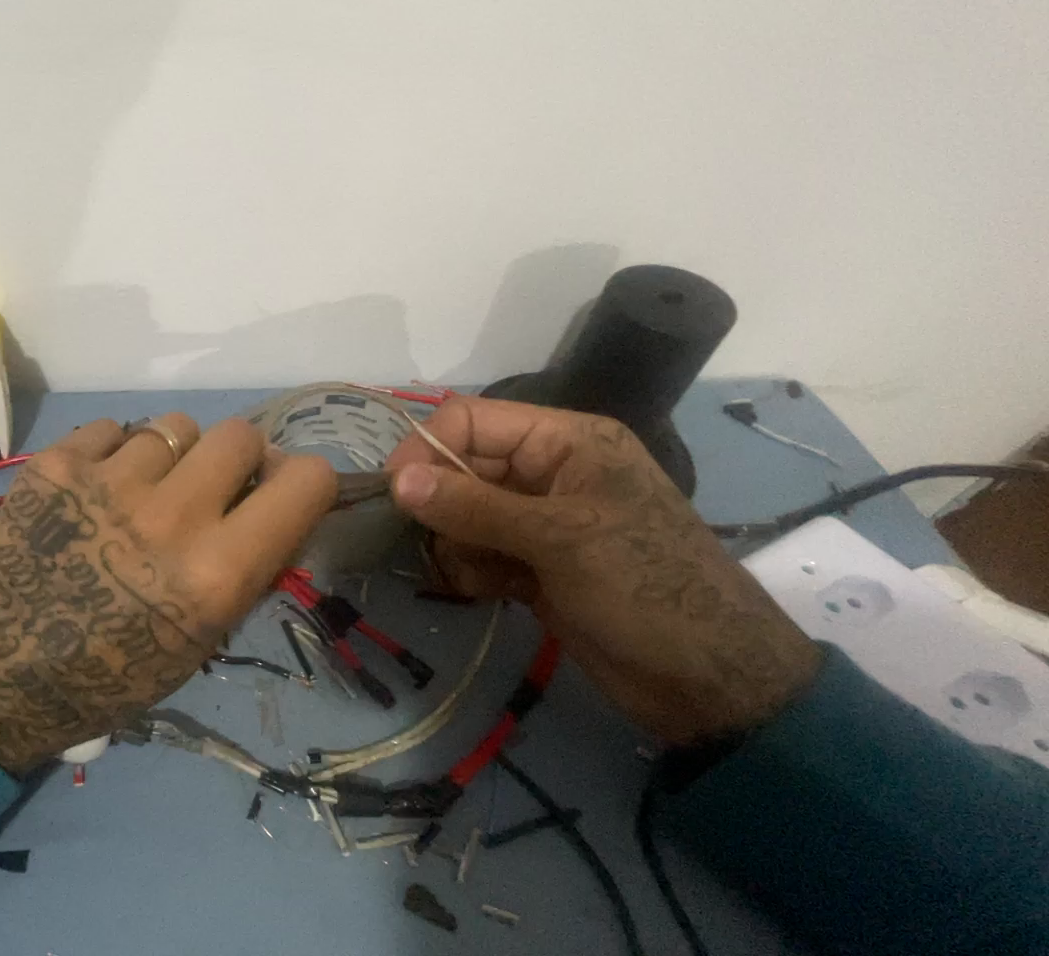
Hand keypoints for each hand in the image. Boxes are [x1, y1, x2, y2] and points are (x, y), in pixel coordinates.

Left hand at [0, 415, 336, 773]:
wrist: (1, 671)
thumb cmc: (112, 674)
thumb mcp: (202, 638)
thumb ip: (249, 565)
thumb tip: (277, 504)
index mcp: (217, 572)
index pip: (305, 479)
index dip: (300, 482)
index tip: (279, 494)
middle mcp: (170, 517)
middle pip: (239, 435)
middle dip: (238, 460)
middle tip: (211, 489)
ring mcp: (107, 482)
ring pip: (175, 426)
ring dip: (173, 456)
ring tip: (144, 491)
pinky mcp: (54, 464)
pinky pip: (114, 429)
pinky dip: (115, 454)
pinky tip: (96, 491)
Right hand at [386, 397, 821, 744]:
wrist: (708, 685)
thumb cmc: (645, 591)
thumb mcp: (560, 539)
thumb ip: (473, 506)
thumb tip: (397, 481)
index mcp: (565, 442)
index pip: (470, 420)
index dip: (427, 448)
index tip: (396, 493)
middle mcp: (547, 471)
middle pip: (459, 467)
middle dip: (441, 506)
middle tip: (439, 545)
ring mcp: (537, 520)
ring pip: (458, 513)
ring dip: (455, 544)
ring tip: (480, 575)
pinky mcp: (530, 562)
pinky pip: (473, 550)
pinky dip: (470, 570)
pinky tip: (492, 593)